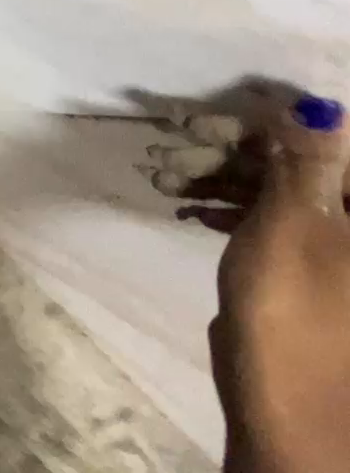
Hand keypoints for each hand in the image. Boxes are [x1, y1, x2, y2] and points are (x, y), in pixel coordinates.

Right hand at [203, 92, 349, 472]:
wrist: (295, 403)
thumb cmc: (297, 309)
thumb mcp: (293, 228)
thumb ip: (305, 164)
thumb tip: (311, 103)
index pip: (343, 146)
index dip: (285, 123)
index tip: (221, 115)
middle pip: (318, 169)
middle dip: (247, 151)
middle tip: (182, 147)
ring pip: (296, 192)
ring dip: (233, 178)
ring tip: (173, 180)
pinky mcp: (324, 271)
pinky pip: (288, 220)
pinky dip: (241, 208)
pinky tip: (193, 209)